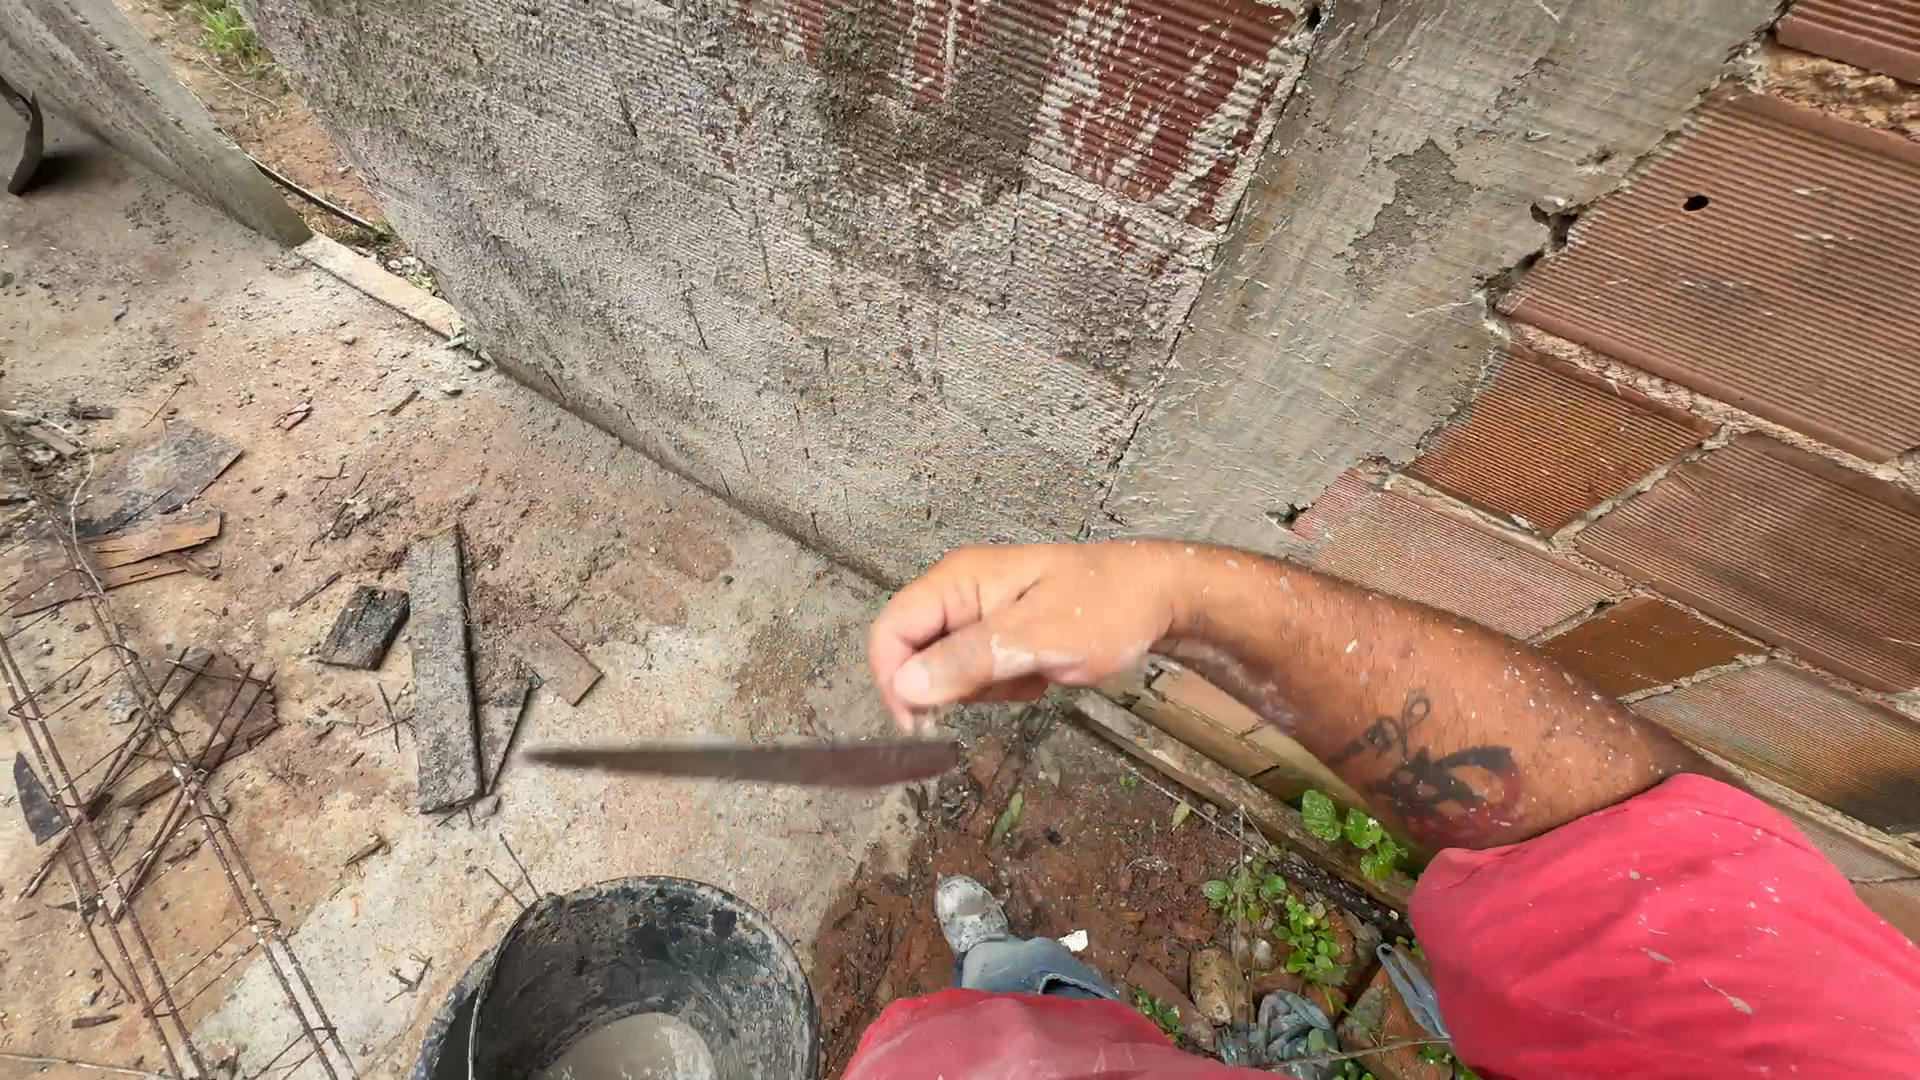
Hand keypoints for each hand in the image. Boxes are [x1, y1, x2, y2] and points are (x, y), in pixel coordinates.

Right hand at [867, 542, 1189, 731]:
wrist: (1154, 600)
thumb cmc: (1105, 607)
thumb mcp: (1038, 637)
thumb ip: (969, 659)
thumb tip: (905, 687)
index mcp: (958, 580)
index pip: (892, 629)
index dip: (894, 677)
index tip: (919, 721)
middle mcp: (959, 595)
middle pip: (914, 654)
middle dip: (951, 685)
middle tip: (1006, 682)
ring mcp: (978, 617)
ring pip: (946, 673)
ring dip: (984, 688)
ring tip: (1032, 670)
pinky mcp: (997, 638)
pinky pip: (977, 678)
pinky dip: (1005, 687)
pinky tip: (1040, 671)